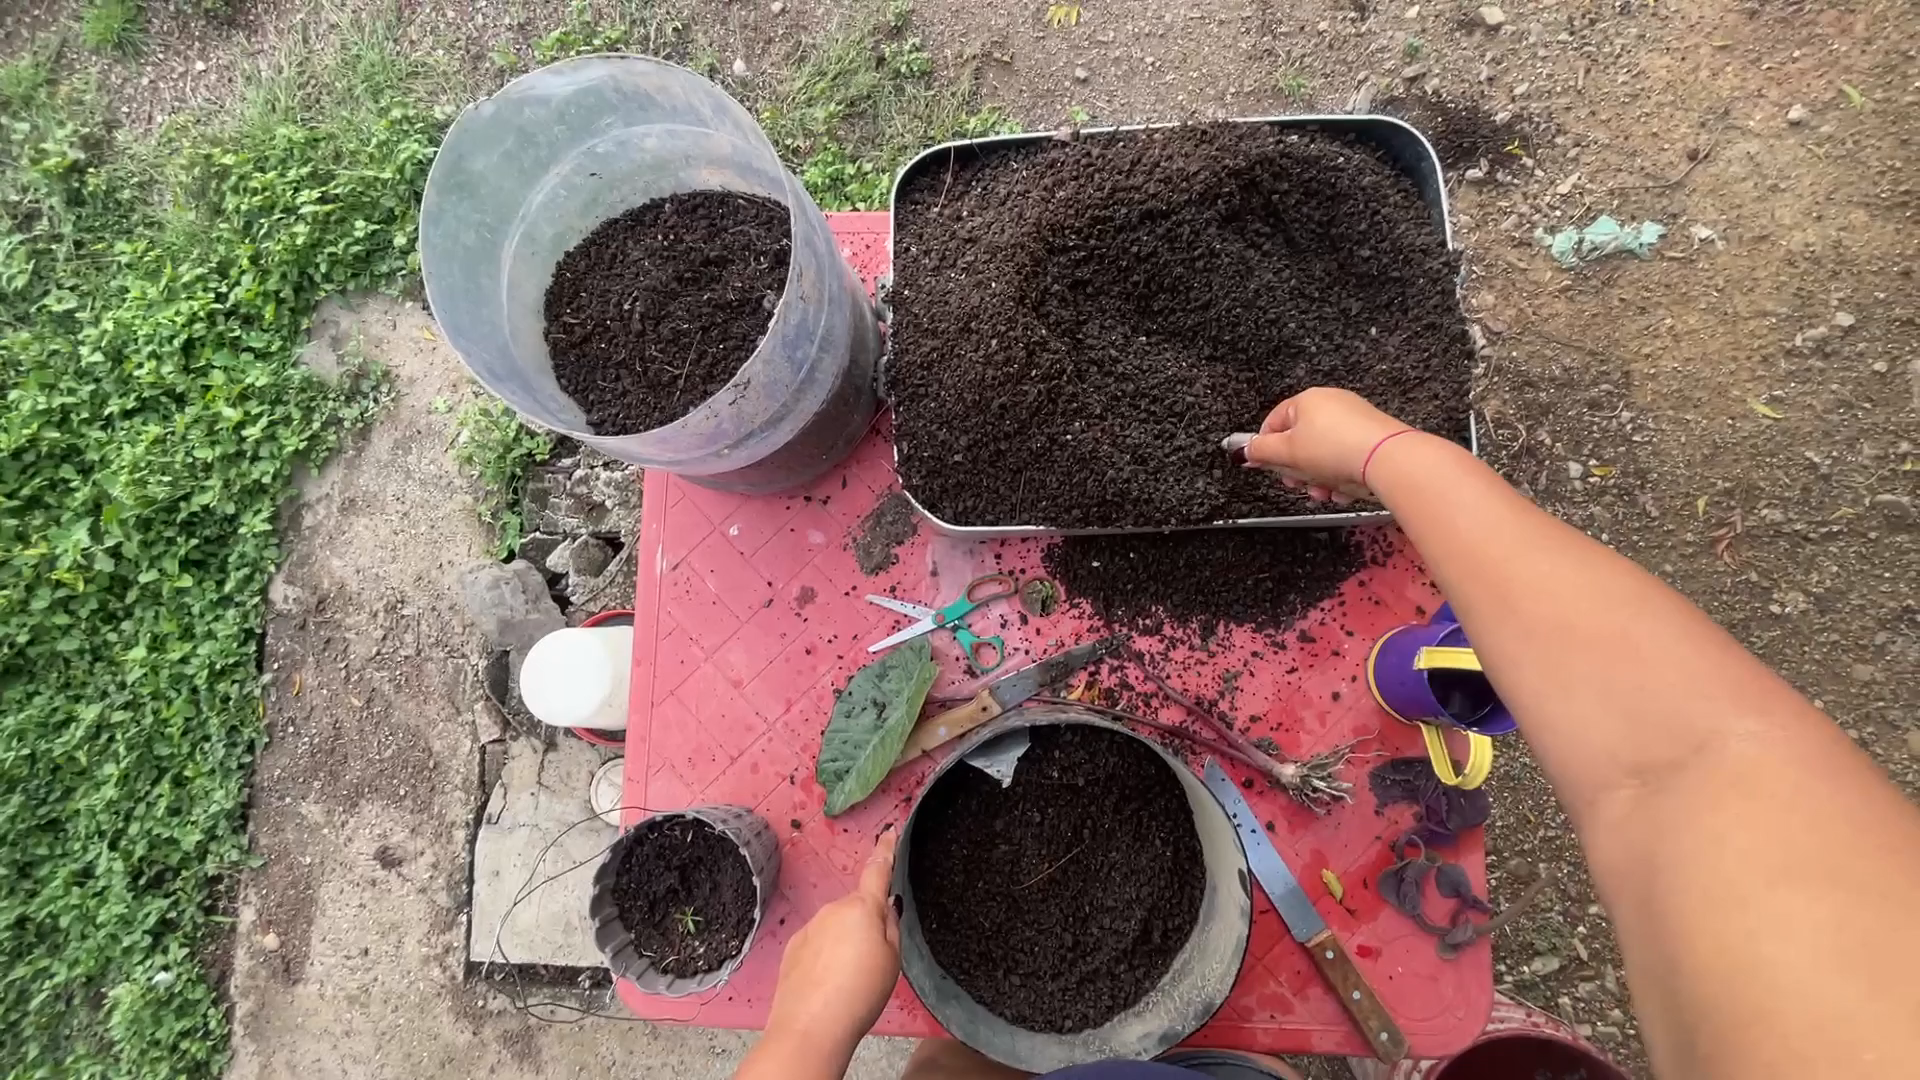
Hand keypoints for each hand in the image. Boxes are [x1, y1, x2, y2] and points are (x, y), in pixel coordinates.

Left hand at [764, 830, 901, 1051]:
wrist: (809, 1028)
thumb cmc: (859, 994)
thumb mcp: (892, 961)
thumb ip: (890, 927)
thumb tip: (884, 907)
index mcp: (863, 907)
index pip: (878, 869)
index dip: (886, 849)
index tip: (889, 831)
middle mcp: (834, 908)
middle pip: (857, 909)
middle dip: (865, 926)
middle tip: (871, 963)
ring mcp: (810, 926)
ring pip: (836, 928)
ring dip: (844, 944)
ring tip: (847, 982)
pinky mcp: (793, 947)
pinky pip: (817, 944)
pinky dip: (825, 958)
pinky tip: (826, 985)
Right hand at [1242, 388, 1411, 503]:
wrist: (1387, 460)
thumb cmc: (1335, 449)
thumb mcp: (1285, 453)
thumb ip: (1259, 451)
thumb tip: (1244, 450)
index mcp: (1306, 399)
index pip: (1273, 422)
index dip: (1265, 448)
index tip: (1265, 466)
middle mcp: (1331, 403)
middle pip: (1299, 441)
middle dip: (1295, 468)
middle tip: (1296, 483)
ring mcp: (1354, 419)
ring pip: (1322, 453)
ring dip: (1316, 477)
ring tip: (1321, 492)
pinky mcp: (1372, 436)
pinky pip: (1344, 457)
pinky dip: (1339, 475)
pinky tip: (1340, 490)